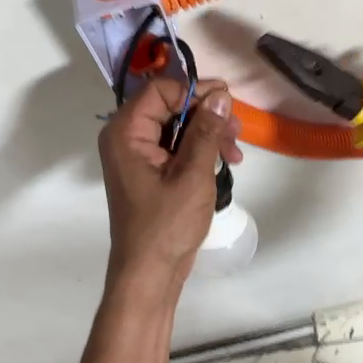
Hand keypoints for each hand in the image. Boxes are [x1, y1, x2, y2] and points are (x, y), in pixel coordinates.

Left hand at [99, 78, 242, 293]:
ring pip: (176, 127)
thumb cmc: (166, 225)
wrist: (149, 272)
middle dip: (205, 115)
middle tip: (237, 132)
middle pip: (169, 106)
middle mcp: (125, 138)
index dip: (195, 91)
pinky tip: (223, 164)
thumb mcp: (192, 174)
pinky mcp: (149, 173)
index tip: (227, 101)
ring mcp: (136, 157)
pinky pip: (175, 148)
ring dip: (207, 134)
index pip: (160, 89)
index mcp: (126, 132)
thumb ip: (206, 132)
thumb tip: (220, 97)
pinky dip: (199, 151)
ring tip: (234, 154)